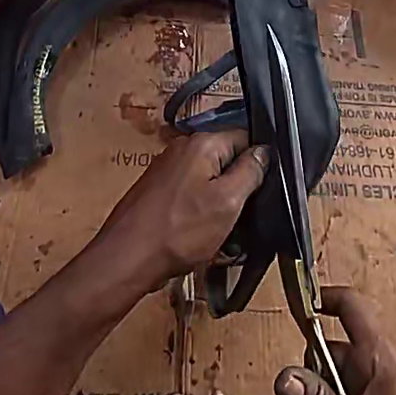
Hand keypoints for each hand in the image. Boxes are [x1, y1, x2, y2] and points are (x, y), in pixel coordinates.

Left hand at [87, 131, 269, 291]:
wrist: (128, 256)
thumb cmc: (179, 230)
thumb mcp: (227, 202)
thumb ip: (249, 171)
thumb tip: (264, 151)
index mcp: (201, 143)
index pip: (244, 138)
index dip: (260, 162)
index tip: (266, 189)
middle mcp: (182, 148)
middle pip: (226, 159)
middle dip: (240, 186)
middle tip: (247, 216)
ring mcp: (168, 169)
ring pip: (211, 180)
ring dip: (222, 204)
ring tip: (226, 232)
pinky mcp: (160, 190)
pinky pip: (193, 194)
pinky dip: (203, 212)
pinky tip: (204, 236)